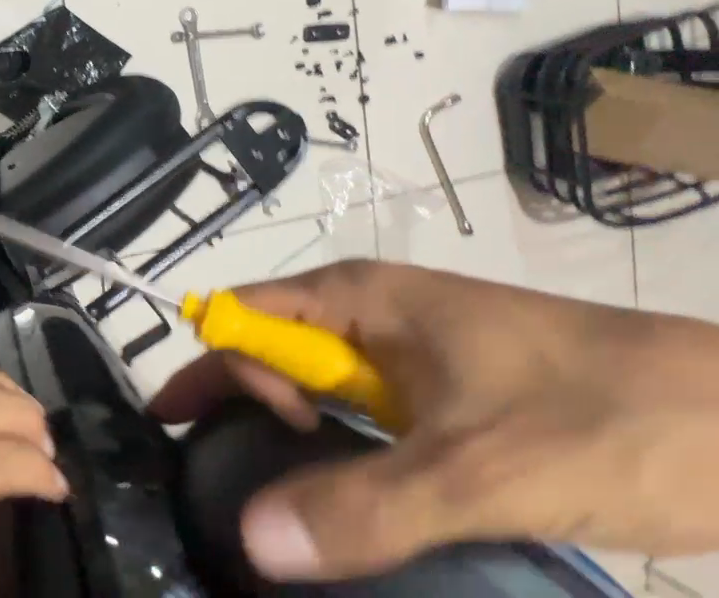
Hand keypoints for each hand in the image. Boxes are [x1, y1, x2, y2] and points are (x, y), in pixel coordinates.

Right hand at [149, 259, 718, 582]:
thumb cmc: (617, 420)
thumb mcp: (484, 472)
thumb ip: (365, 507)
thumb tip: (252, 542)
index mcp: (357, 298)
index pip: (240, 318)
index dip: (223, 372)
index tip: (232, 440)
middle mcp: (373, 317)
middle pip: (271, 352)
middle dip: (241, 409)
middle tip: (229, 479)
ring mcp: (419, 359)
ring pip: (321, 393)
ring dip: (296, 444)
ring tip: (287, 510)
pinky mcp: (459, 401)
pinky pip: (373, 423)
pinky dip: (351, 464)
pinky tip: (361, 514)